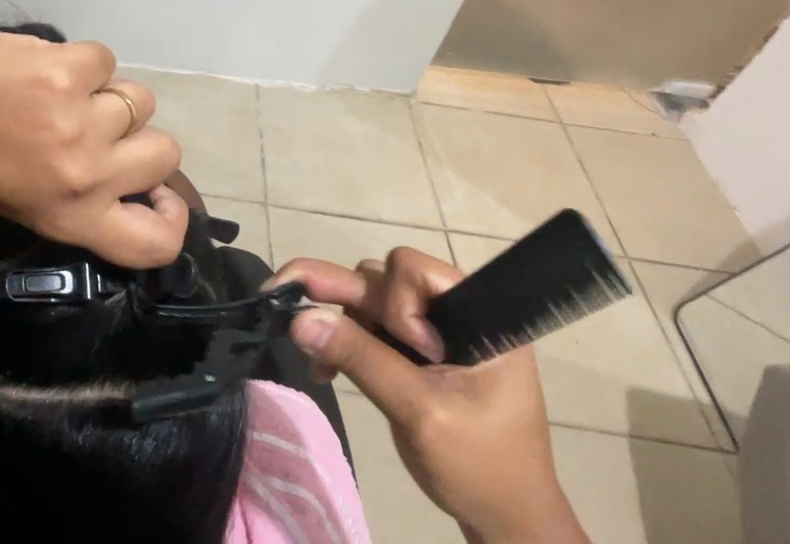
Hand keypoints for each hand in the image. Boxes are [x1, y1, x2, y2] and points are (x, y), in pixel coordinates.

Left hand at [0, 32, 186, 267]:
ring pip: (140, 100)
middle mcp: (85, 175)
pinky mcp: (67, 70)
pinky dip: (82, 61)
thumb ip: (86, 197)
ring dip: (109, 94)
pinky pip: (106, 59)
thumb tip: (140, 176)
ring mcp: (80, 119)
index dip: (174, 215)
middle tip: (96, 128)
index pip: (157, 242)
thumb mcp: (27, 202)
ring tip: (62, 94)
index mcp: (71, 216)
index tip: (157, 193)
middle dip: (138, 137)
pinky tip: (44, 68)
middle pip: (165, 153)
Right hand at [272, 249, 587, 543]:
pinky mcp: (417, 352)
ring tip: (324, 363)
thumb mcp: (419, 412)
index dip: (396, 303)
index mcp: (479, 313)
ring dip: (341, 324)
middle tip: (285, 297)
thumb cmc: (479, 466)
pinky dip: (344, 342)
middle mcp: (454, 310)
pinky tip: (327, 370)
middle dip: (343, 299)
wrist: (504, 521)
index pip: (414, 270)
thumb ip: (362, 359)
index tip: (414, 354)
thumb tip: (298, 318)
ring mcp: (434, 331)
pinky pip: (370, 326)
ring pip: (370, 300)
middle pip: (385, 279)